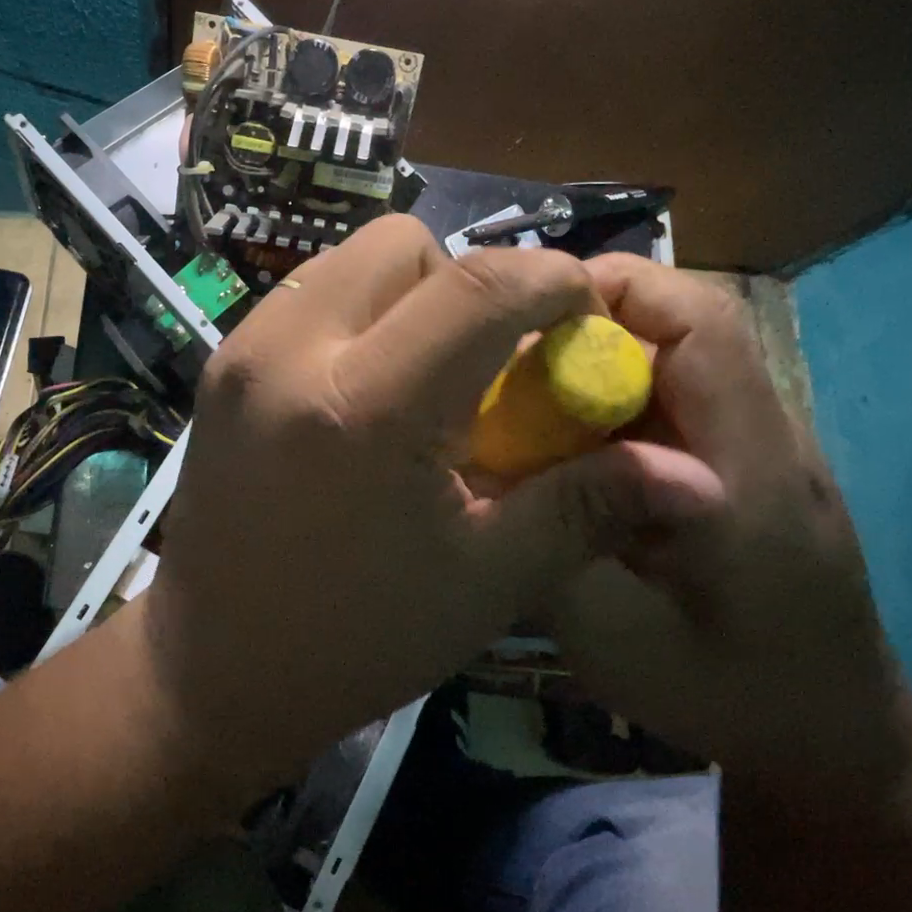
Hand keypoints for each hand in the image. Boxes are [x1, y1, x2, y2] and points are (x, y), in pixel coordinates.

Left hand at [142, 215, 611, 778]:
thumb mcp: (487, 580)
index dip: (554, 283)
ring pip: (348, 258)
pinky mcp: (219, 363)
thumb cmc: (357, 638)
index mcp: (365, 408)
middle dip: (465, 285)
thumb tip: (697, 475)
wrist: (214, 666)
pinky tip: (363, 391)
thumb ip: (588, 504)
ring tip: (423, 377)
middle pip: (405, 245)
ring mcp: (242, 351)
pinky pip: (306, 294)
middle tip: (483, 364)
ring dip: (407, 294)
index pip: (482, 285)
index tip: (583, 320)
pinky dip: (354, 314)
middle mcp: (292, 352)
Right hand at [533, 253, 911, 796]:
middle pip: (681, 328)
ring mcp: (760, 449)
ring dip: (595, 369)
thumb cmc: (727, 693)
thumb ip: (552, 539)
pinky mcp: (744, 468)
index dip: (612, 291)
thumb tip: (482, 464)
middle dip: (584, 331)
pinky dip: (613, 407)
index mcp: (744, 466)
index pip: (699, 321)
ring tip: (525, 415)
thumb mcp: (614, 637)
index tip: (523, 318)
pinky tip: (571, 457)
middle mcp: (763, 435)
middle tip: (503, 376)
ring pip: (673, 363)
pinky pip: (673, 405)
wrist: (831, 739)